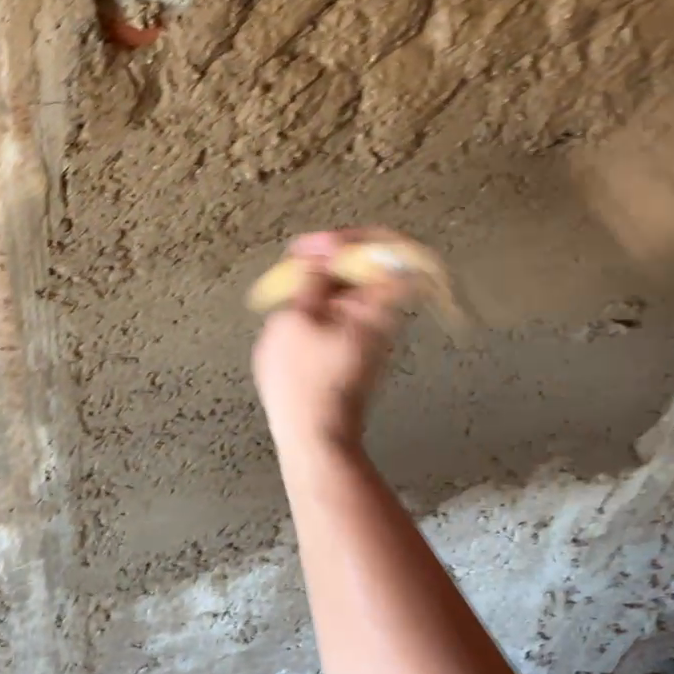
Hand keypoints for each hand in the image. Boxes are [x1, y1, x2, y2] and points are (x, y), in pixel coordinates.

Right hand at [252, 230, 410, 451]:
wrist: (316, 435)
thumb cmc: (303, 382)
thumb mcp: (297, 316)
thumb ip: (313, 277)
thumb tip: (321, 252)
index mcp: (377, 304)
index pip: (384, 248)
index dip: (347, 238)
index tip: (315, 246)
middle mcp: (382, 317)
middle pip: (364, 269)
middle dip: (326, 263)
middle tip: (295, 269)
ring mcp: (370, 335)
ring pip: (349, 293)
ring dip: (318, 288)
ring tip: (289, 301)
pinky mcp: (355, 352)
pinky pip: (340, 316)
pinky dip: (318, 311)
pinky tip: (293, 326)